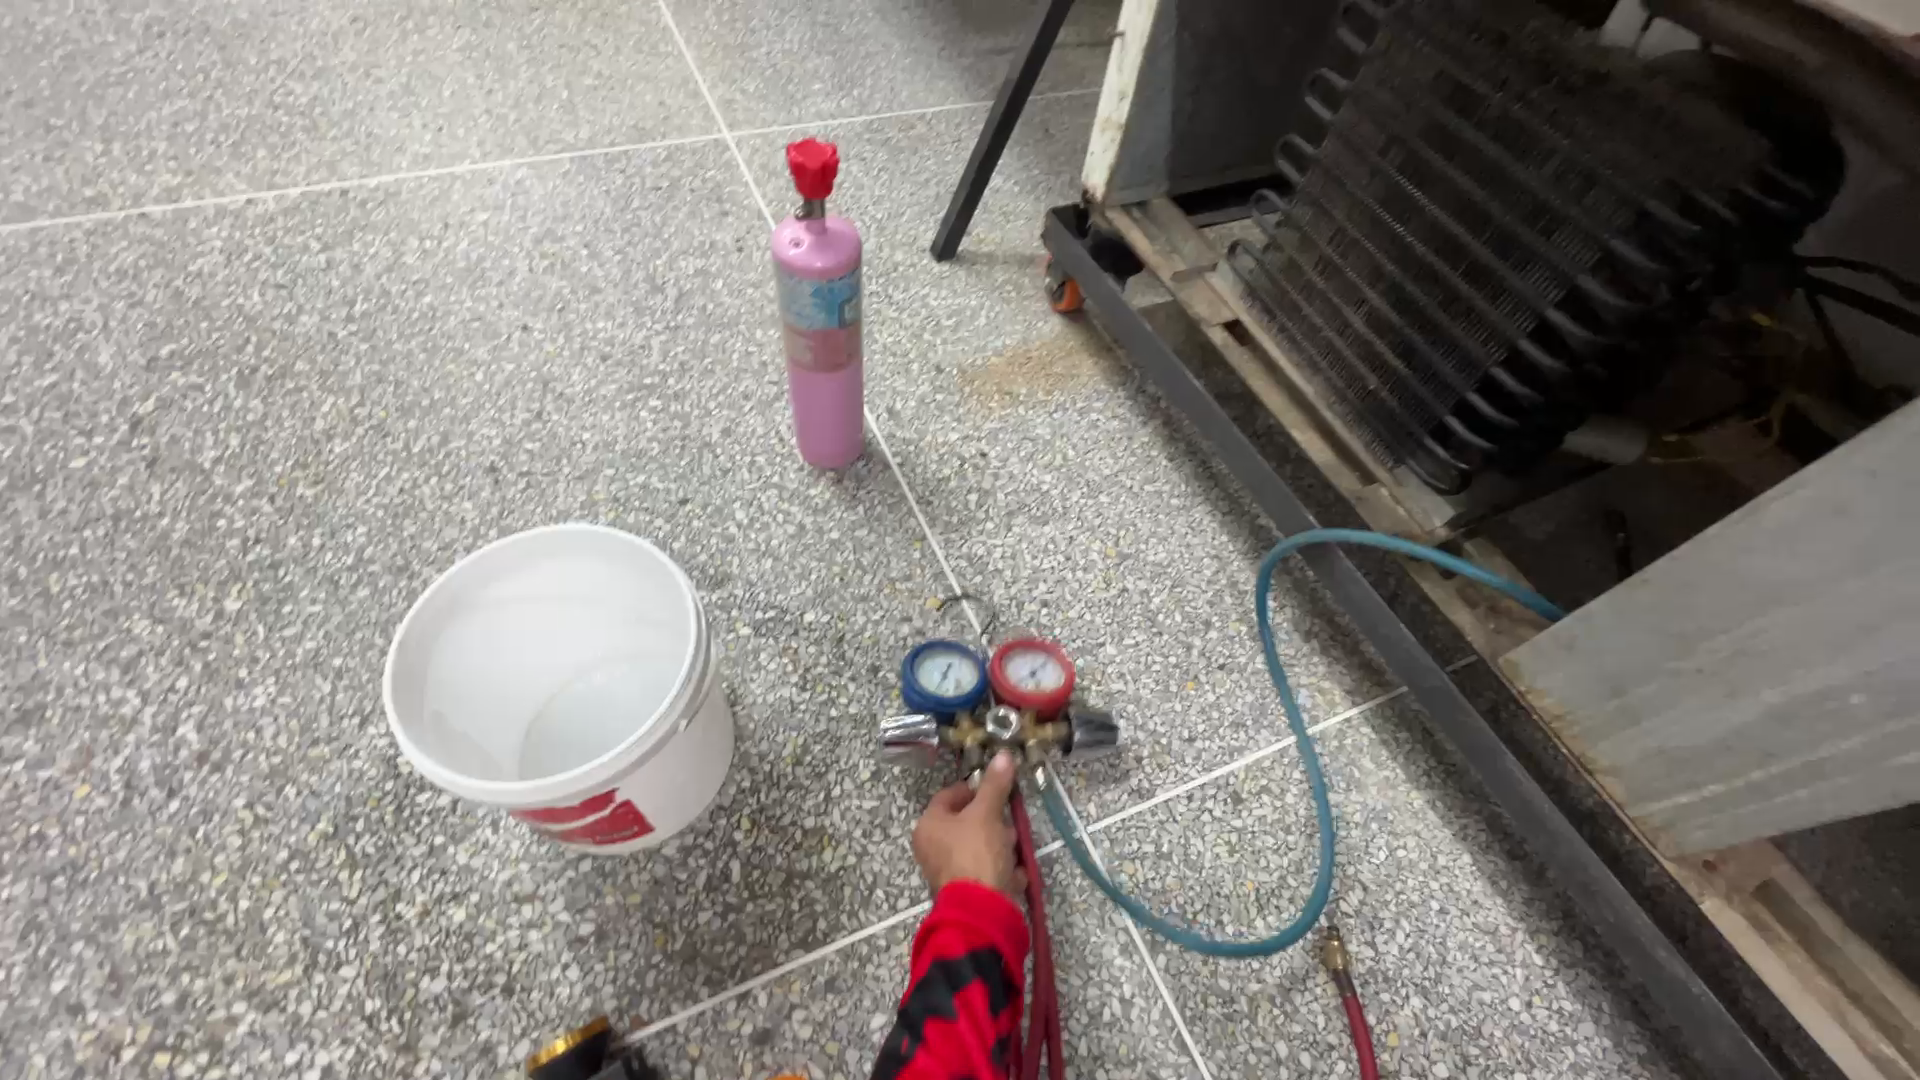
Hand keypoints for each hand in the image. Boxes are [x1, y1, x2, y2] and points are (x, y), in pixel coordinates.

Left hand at [911, 751, 1026, 899]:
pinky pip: (986, 871)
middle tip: (1009, 822)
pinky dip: (1001, 869)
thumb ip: (995, 784)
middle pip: (967, 822)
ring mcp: (948, 871)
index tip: (996, 789)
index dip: (973, 789)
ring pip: (979, 846)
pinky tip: (1014, 873)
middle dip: (993, 820)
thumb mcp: (987, 813)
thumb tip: (1003, 755)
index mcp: (929, 825)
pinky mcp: (965, 891)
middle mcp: (932, 847)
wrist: (982, 911)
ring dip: (1001, 845)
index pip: (949, 795)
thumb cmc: (977, 853)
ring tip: (1015, 849)